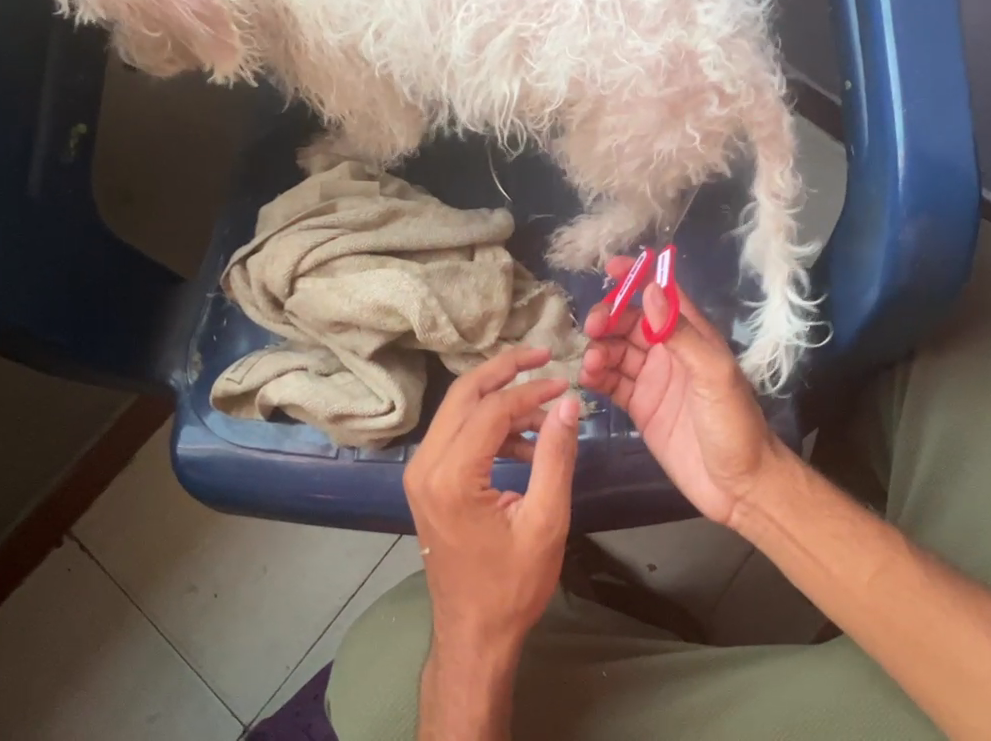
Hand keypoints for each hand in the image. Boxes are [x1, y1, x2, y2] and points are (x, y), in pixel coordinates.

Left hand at [406, 346, 580, 660]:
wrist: (473, 635)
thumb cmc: (511, 585)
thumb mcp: (546, 521)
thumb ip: (556, 457)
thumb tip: (569, 403)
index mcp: (451, 477)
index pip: (492, 409)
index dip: (531, 390)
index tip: (565, 384)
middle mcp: (426, 466)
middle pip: (463, 394)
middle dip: (505, 370)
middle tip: (543, 356)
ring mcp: (421, 474)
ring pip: (458, 410)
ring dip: (500, 400)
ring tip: (547, 413)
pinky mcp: (427, 483)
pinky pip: (457, 434)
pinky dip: (490, 426)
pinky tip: (526, 441)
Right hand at [579, 260, 787, 524]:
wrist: (739, 486)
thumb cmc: (735, 424)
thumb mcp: (713, 374)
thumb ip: (680, 334)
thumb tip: (652, 290)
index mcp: (693, 336)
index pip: (663, 295)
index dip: (637, 278)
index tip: (610, 268)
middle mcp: (671, 353)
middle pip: (631, 322)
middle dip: (609, 318)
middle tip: (592, 328)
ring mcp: (654, 380)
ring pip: (617, 351)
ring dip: (600, 349)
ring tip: (591, 362)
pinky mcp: (641, 408)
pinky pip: (612, 383)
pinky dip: (597, 376)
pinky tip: (587, 378)